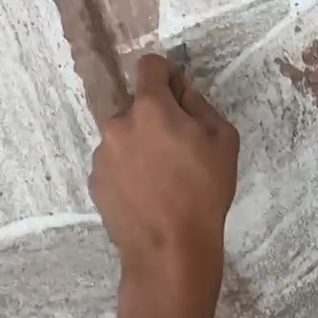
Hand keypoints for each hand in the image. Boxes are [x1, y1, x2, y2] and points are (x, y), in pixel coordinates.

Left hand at [90, 54, 240, 306]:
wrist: (170, 250)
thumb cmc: (204, 190)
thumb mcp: (222, 138)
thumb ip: (199, 105)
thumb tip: (182, 92)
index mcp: (150, 107)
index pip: (149, 66)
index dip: (167, 74)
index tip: (180, 95)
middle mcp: (118, 123)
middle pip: (139, 105)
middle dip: (157, 116)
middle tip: (180, 146)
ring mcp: (102, 154)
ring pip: (126, 134)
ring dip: (141, 143)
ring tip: (164, 177)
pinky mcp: (95, 182)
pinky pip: (115, 161)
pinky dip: (130, 168)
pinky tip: (148, 193)